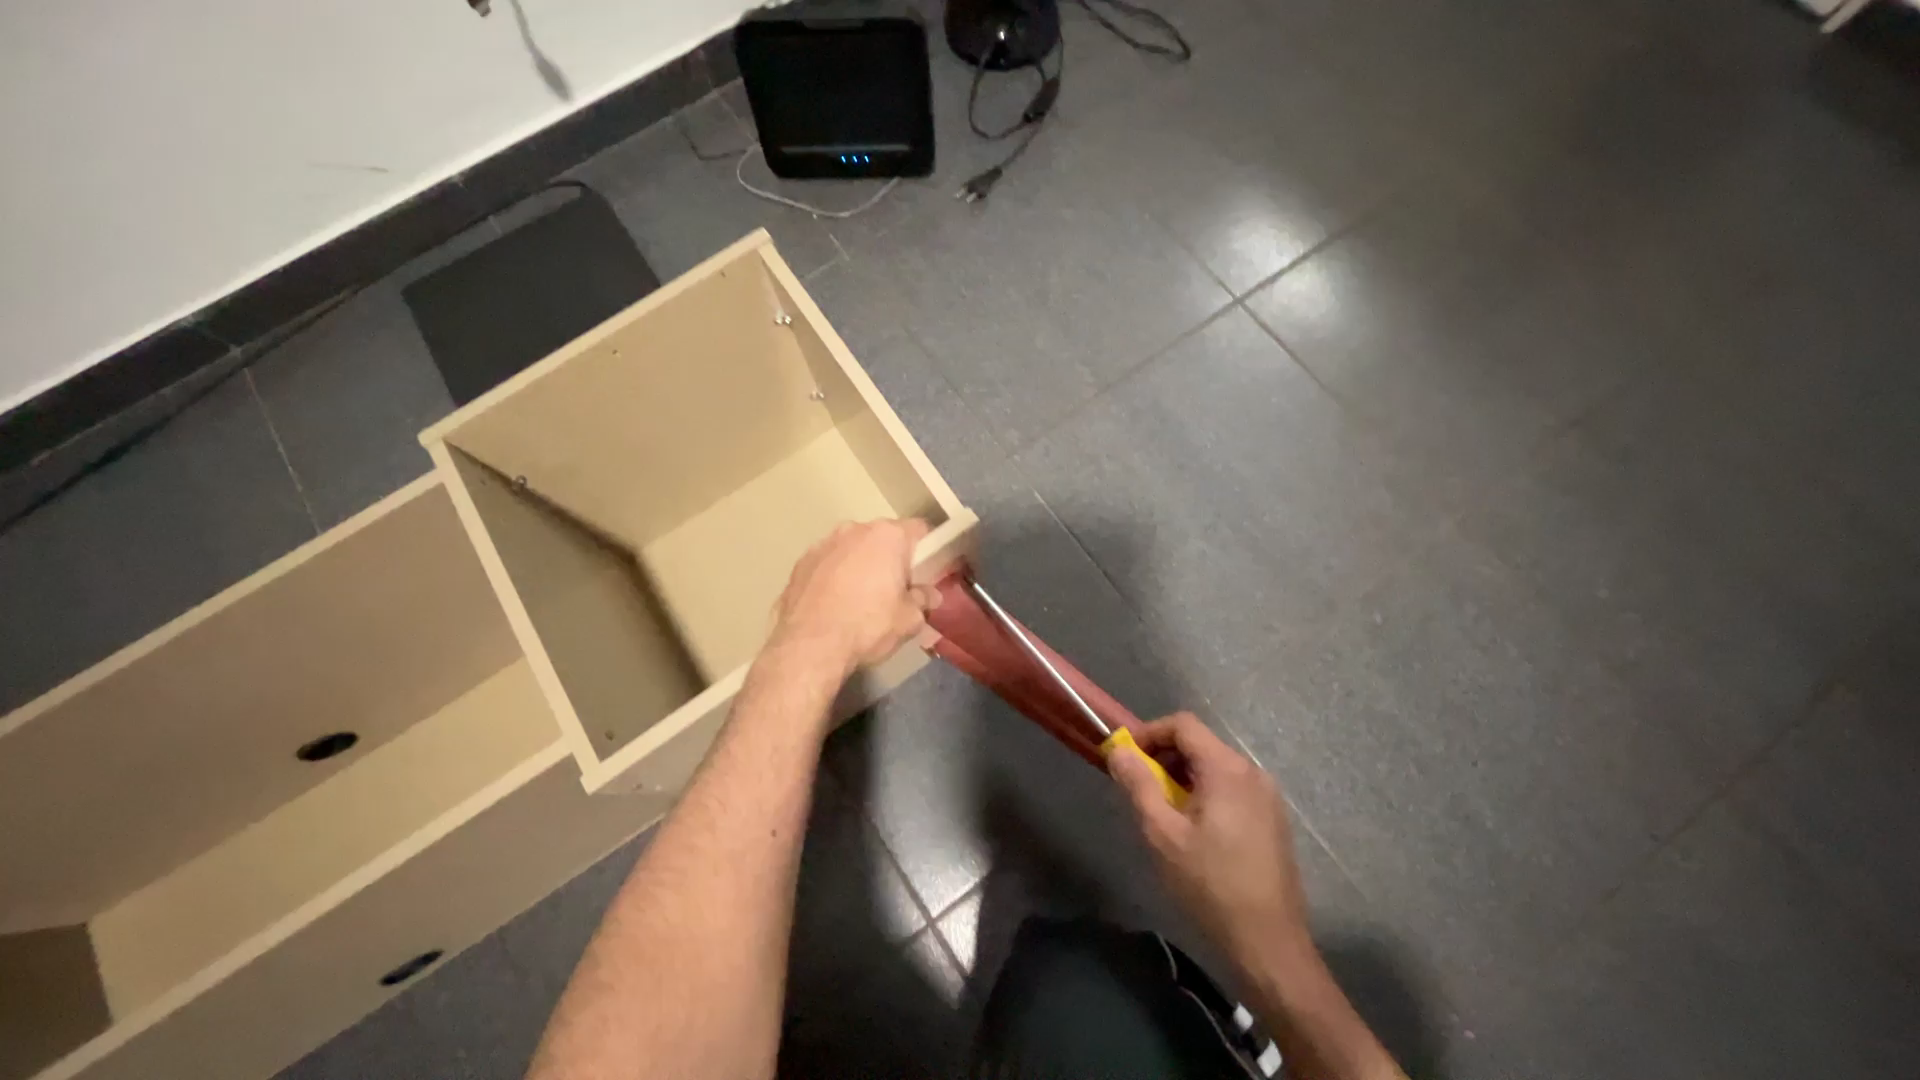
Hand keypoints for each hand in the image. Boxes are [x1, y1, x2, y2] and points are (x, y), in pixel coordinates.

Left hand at [770, 519, 939, 674]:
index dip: (928, 550)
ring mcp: (823, 543)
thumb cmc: (868, 627)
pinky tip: (834, 604)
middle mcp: (854, 530)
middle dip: (891, 558)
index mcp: (887, 536)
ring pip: (853, 548)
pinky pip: (828, 563)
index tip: (927, 572)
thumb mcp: (909, 620)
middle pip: (883, 537)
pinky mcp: (800, 562)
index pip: (919, 530)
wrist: (809, 647)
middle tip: (895, 590)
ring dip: (860, 565)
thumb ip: (923, 601)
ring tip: (860, 599)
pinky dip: (834, 576)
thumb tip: (928, 595)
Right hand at [1109, 712, 1314, 971]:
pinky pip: (1232, 790)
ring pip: (1216, 768)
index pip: (1183, 725)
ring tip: (1162, 814)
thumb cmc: (1209, 885)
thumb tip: (1119, 750)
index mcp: (1227, 769)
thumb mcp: (1162, 834)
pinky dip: (1205, 794)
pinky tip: (1193, 832)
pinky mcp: (1273, 820)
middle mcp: (1252, 773)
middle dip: (1164, 758)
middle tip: (1138, 789)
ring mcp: (1268, 797)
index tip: (1124, 757)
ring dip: (1183, 778)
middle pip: (1201, 744)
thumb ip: (1138, 784)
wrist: (1268, 942)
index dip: (1149, 733)